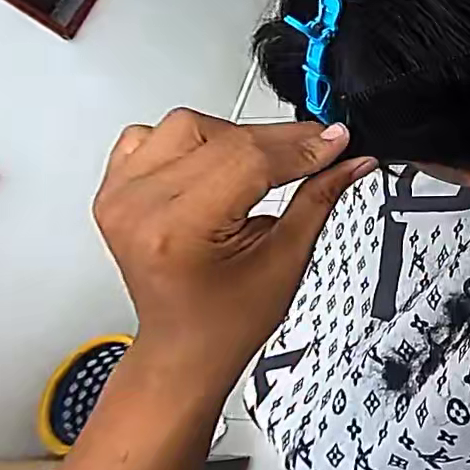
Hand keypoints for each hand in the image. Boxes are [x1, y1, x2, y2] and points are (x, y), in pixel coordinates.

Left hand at [92, 109, 376, 391]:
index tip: (339, 141)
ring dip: (240, 136)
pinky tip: (221, 162)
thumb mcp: (289, 257)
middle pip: (225, 136)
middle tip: (323, 148)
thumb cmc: (229, 317)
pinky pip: (152, 135)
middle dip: (284, 140)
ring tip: (268, 162)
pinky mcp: (117, 188)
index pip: (251, 158)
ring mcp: (120, 194)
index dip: (304, 146)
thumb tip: (352, 162)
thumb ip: (320, 198)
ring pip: (189, 125)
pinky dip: (194, 140)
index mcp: (178, 229)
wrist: (188, 343)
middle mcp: (137, 206)